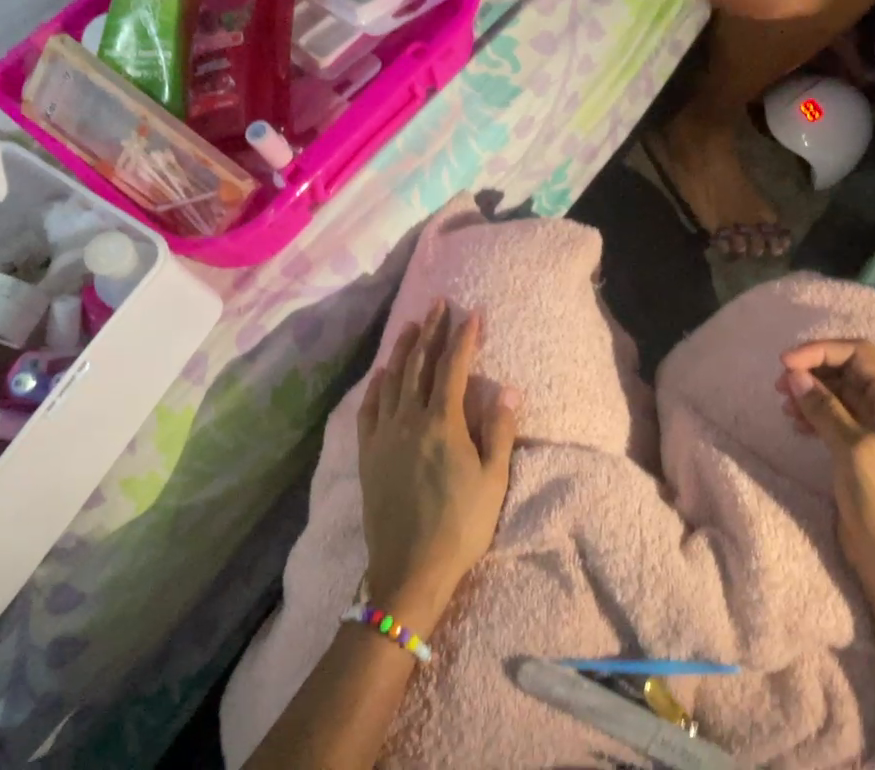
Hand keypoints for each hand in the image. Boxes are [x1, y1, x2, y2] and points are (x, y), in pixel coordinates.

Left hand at [358, 300, 519, 632]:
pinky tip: (381, 374)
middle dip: (431, 331)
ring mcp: (383, 435)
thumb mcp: (493, 480)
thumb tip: (507, 388)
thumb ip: (499, 430)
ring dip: (403, 350)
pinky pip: (369, 408)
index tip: (472, 313)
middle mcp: (408, 419)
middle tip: (439, 305)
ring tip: (412, 326)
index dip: (463, 338)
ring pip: (392, 380)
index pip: (452, 367)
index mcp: (442, 423)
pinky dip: (376, 385)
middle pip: (419, 365)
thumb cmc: (461, 526)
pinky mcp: (367, 454)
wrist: (409, 569)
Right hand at [779, 339, 874, 597]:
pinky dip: (815, 412)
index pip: (859, 354)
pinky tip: (795, 421)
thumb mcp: (851, 446)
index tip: (784, 362)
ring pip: (840, 393)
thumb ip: (823, 407)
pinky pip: (837, 416)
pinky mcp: (863, 449)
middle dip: (813, 370)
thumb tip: (793, 375)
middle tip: (779, 385)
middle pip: (849, 370)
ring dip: (811, 391)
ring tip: (784, 405)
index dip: (821, 351)